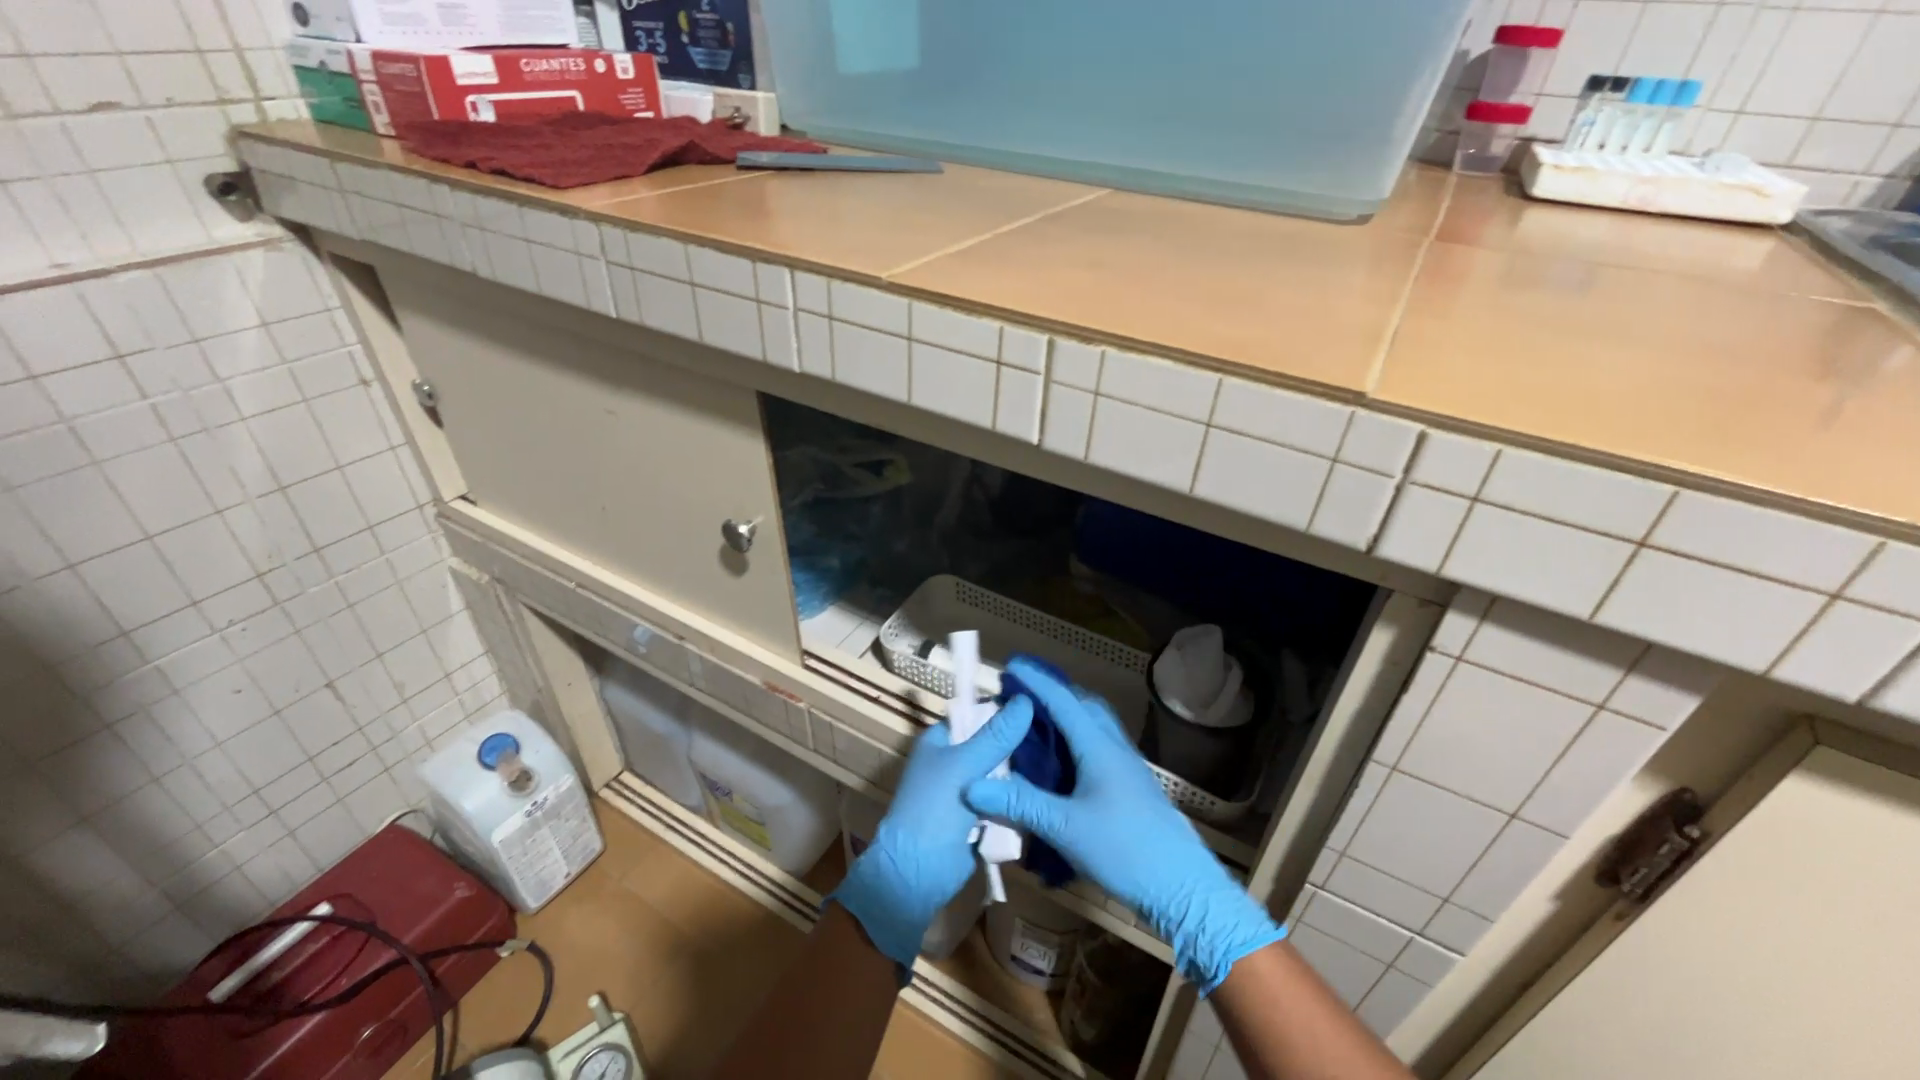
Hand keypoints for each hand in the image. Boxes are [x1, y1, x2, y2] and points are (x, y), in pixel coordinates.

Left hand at [828, 696, 1033, 968]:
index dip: (1004, 712)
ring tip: (1060, 763)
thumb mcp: (964, 766)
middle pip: (993, 746)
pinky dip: (1019, 799)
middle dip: (1019, 746)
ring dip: (1022, 775)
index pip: (976, 716)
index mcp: (940, 741)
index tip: (1040, 709)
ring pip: (1002, 775)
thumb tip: (1026, 701)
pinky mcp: (980, 817)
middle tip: (1056, 738)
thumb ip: (996, 736)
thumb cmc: (933, 809)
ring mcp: (967, 791)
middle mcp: (952, 762)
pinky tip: (1048, 791)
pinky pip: (1005, 801)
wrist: (919, 872)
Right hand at [964, 659, 1284, 992]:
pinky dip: (1076, 746)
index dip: (1036, 682)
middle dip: (1053, 696)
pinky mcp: (1132, 789)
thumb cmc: (1124, 849)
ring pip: (1095, 730)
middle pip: (1084, 708)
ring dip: (1067, 721)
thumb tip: (971, 787)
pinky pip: (1099, 752)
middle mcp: (1115, 749)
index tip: (1011, 666)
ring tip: (1035, 730)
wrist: (1181, 886)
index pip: (1063, 702)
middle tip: (1021, 698)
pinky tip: (1060, 770)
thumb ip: (1020, 804)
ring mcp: (1128, 769)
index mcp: (1098, 748)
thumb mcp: (1064, 827)